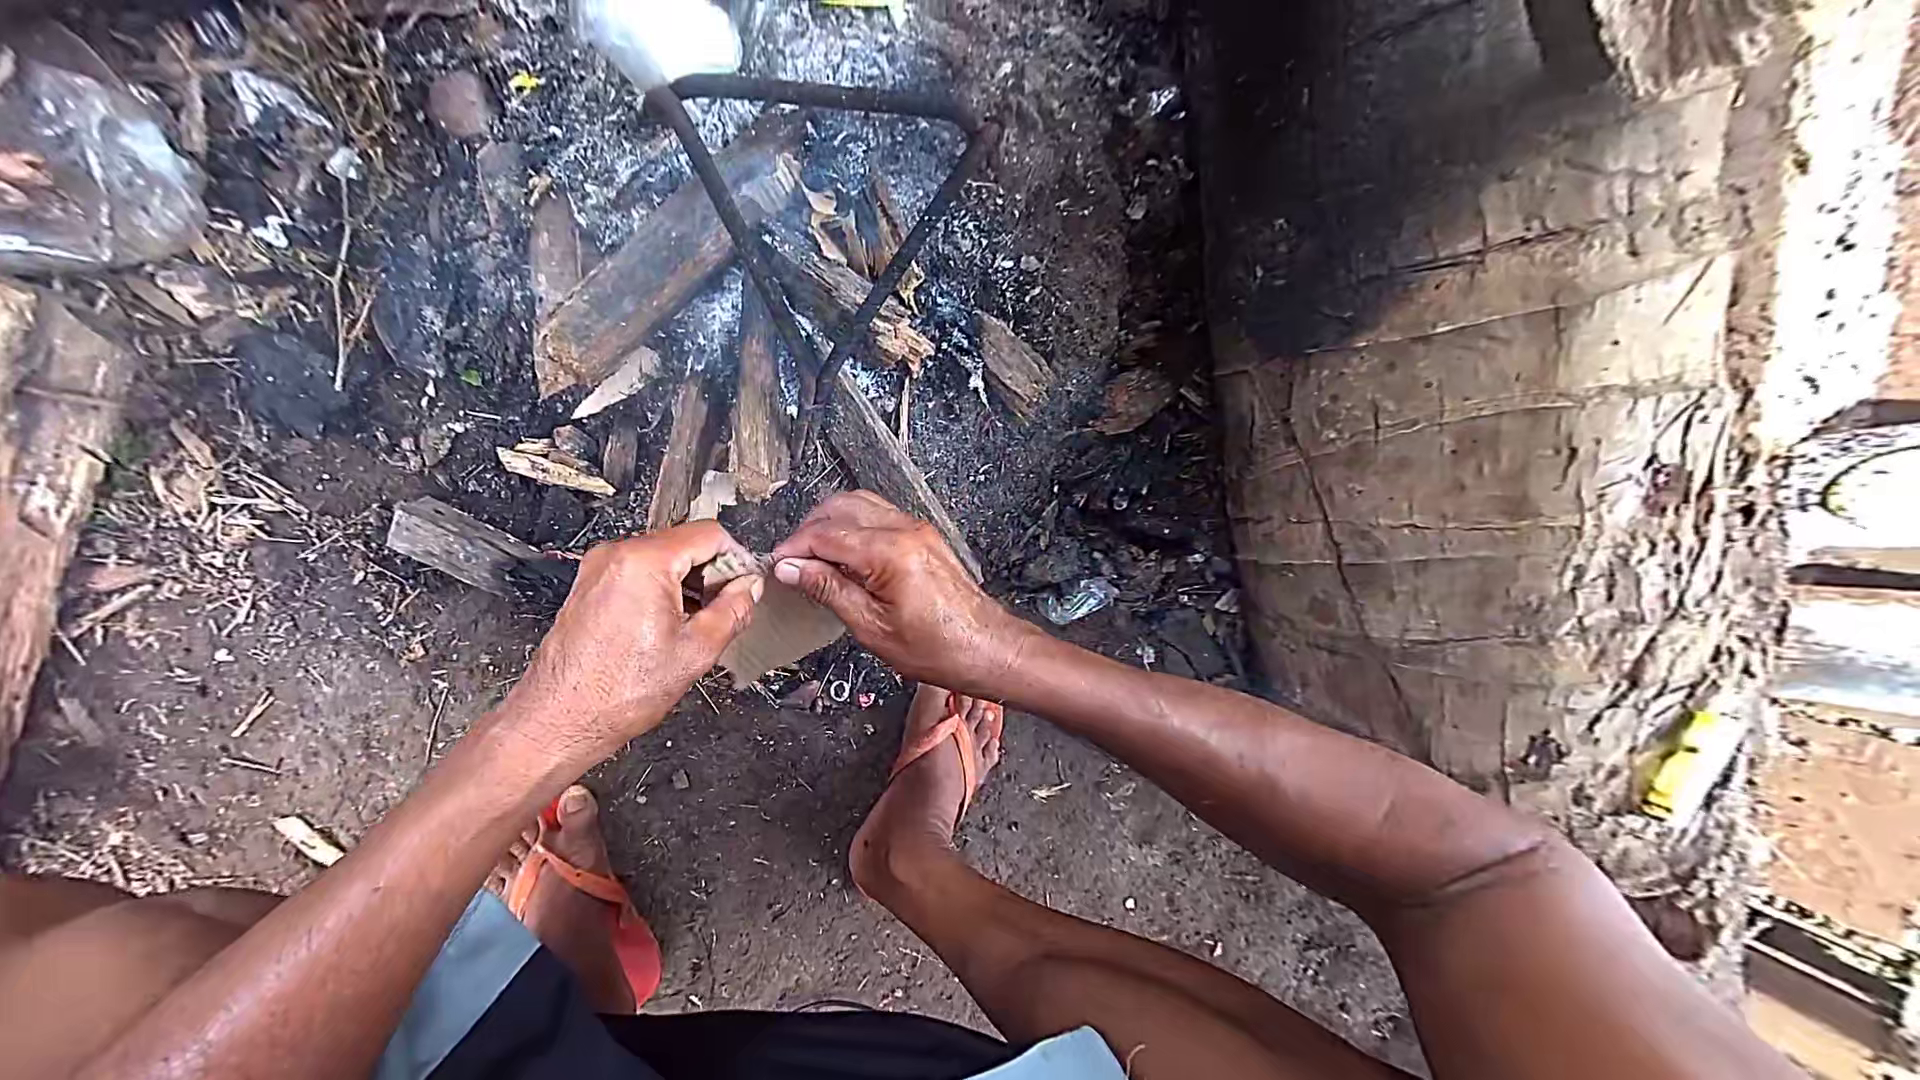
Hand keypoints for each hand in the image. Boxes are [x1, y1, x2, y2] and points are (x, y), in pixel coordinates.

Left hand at [496, 521, 761, 769]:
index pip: (710, 534)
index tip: (747, 583)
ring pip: (666, 558)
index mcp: (644, 562)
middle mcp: (617, 556)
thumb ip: (734, 609)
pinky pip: (643, 573)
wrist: (558, 722)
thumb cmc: (613, 693)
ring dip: (692, 584)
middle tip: (728, 608)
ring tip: (700, 623)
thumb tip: (750, 588)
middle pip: (687, 543)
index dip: (738, 558)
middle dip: (714, 573)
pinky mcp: (592, 587)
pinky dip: (666, 591)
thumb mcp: (697, 650)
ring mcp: (600, 570)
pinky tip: (674, 625)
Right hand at [770, 491, 1034, 694]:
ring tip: (813, 557)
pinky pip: (879, 516)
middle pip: (840, 508)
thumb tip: (793, 569)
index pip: (825, 534)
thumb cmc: (939, 648)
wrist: (987, 647)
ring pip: (860, 505)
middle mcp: (905, 530)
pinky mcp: (924, 536)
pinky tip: (844, 554)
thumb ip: (829, 591)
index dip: (794, 549)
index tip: (776, 566)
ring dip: (830, 523)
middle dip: (808, 530)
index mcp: (890, 552)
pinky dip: (854, 526)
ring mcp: (917, 529)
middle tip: (791, 561)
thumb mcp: (872, 628)